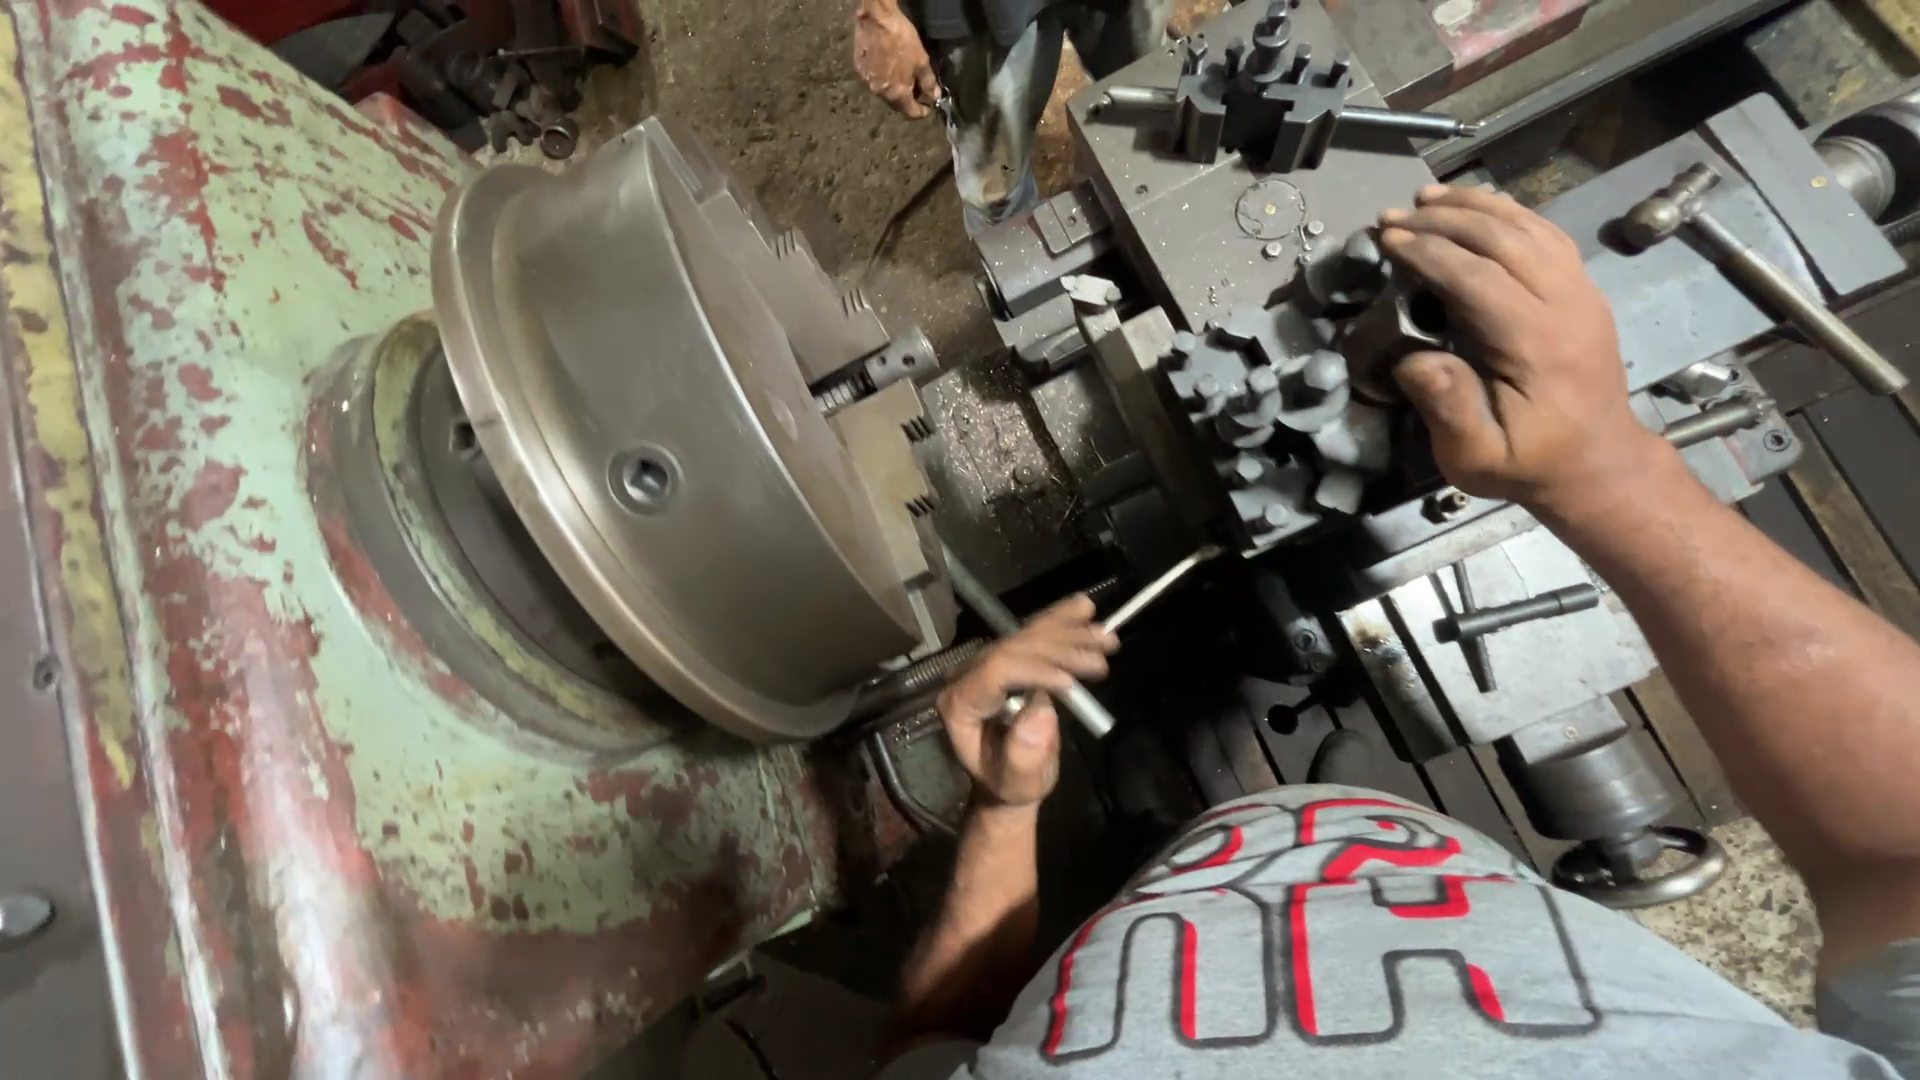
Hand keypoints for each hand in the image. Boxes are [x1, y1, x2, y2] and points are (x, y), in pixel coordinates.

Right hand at [853, 1, 937, 119]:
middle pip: (897, 104)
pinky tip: (887, 68)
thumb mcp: (921, 61)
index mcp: (897, 94)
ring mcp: (867, 82)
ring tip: (902, 79)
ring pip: (884, 93)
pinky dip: (883, 78)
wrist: (875, 18)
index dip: (921, 112)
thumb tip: (935, 96)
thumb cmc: (901, 40)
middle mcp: (880, 93)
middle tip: (916, 91)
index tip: (928, 108)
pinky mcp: (859, 69)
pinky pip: (874, 79)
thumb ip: (928, 82)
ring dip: (894, 89)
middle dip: (908, 100)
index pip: (911, 113)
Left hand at [935, 596, 1117, 810]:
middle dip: (1061, 647)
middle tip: (1102, 656)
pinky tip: (1085, 607)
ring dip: (1069, 631)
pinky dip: (1061, 620)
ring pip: (1027, 635)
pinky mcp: (1006, 656)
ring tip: (1106, 636)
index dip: (1035, 669)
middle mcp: (967, 674)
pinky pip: (1032, 632)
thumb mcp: (1016, 783)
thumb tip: (1040, 710)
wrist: (1007, 777)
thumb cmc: (1008, 784)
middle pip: (1014, 646)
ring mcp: (986, 662)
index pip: (996, 671)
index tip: (1071, 683)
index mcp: (960, 704)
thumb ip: (1023, 756)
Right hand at [1377, 185, 1671, 512]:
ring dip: (1476, 207)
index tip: (1389, 240)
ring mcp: (1581, 293)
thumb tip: (1414, 361)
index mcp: (1537, 344)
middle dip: (1446, 220)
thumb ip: (1448, 407)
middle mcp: (1567, 305)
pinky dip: (1508, 214)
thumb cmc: (1526, 463)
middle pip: (1506, 238)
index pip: (1479, 277)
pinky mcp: (1581, 292)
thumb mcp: (1475, 455)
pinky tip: (1476, 209)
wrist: (1594, 463)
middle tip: (1394, 216)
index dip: (1431, 252)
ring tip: (1428, 198)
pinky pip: (1546, 236)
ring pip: (1530, 227)